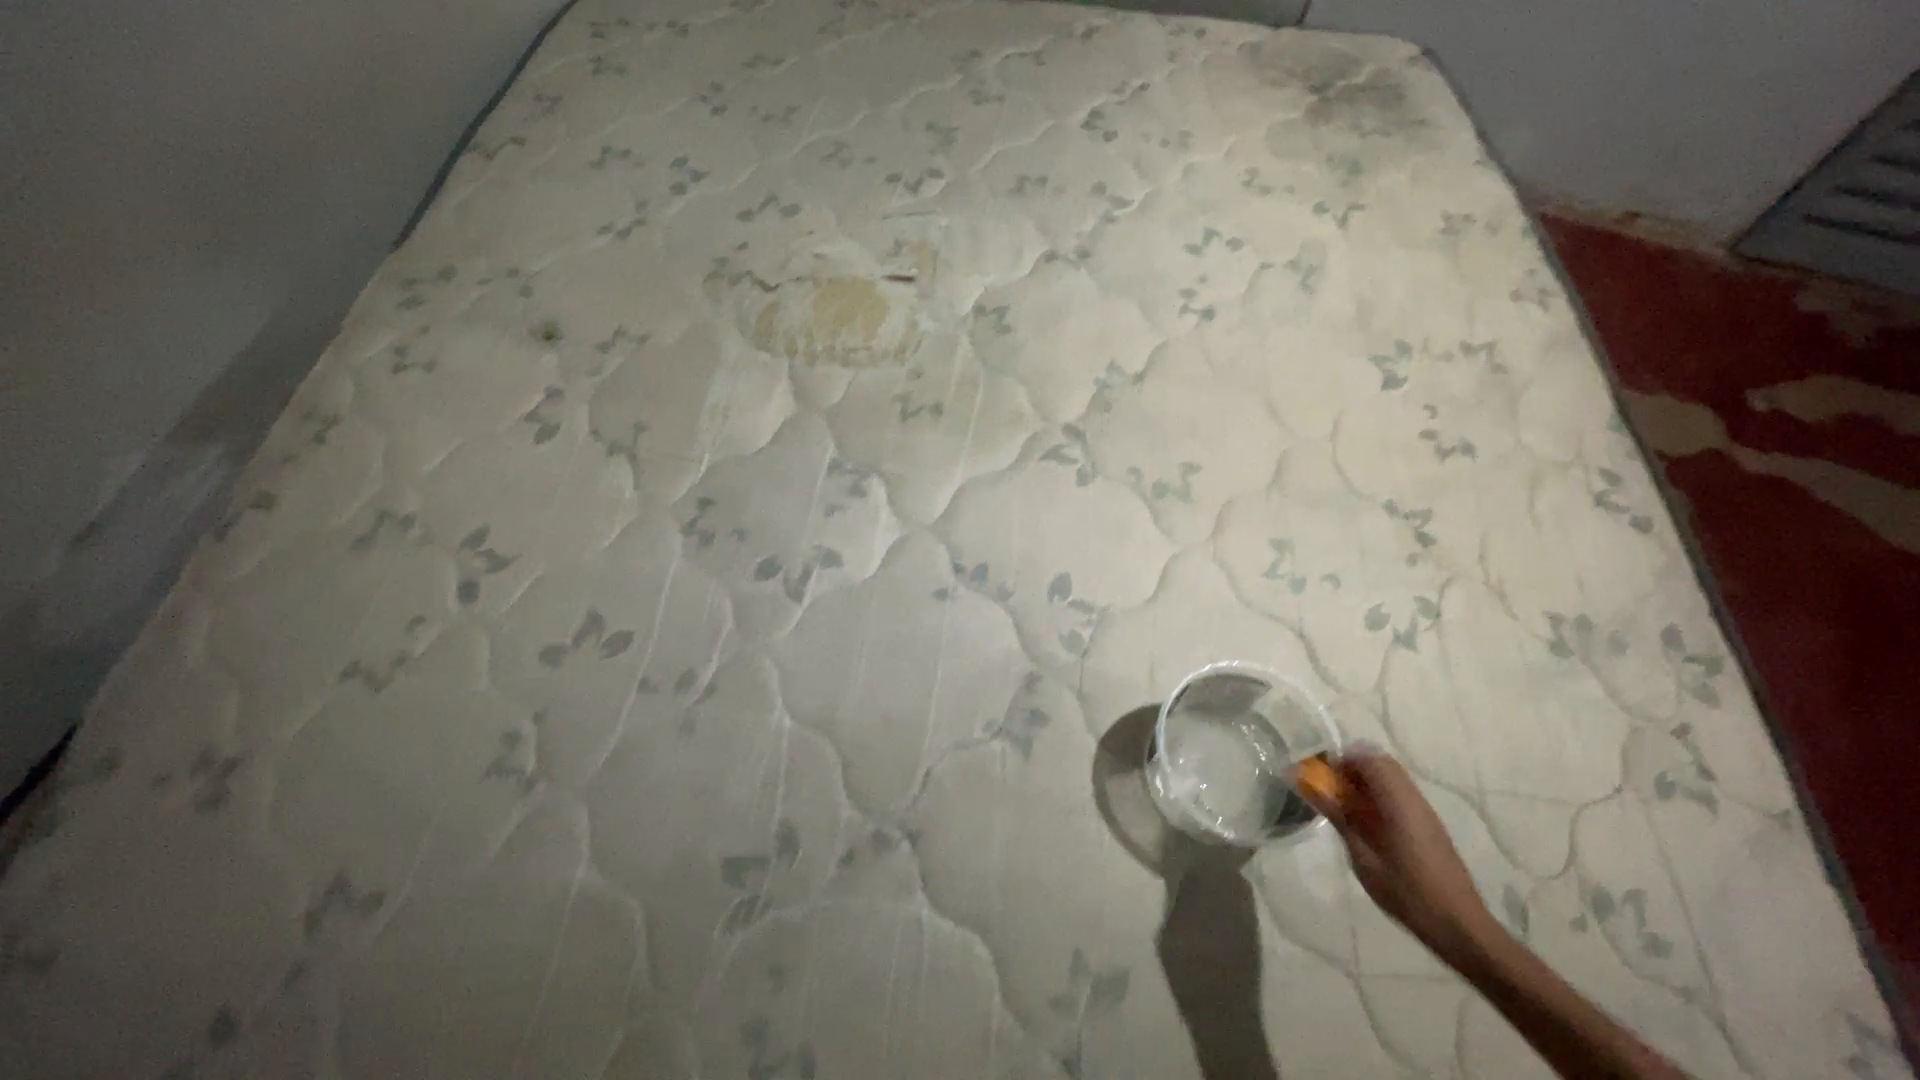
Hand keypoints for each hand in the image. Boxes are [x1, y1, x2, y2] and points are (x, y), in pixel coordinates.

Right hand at [1299, 749, 1498, 955]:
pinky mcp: (1429, 824)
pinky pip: (1400, 794)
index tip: (1321, 777)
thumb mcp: (1364, 858)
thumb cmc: (1407, 893)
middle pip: (1381, 763)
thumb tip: (1311, 788)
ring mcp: (1425, 811)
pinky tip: (1367, 825)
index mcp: (1399, 804)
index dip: (1341, 760)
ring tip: (1345, 809)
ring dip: (1365, 782)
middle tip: (1330, 791)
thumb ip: (1340, 818)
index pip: (1369, 759)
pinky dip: (1378, 796)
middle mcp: (1414, 800)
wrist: (1458, 924)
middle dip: (1352, 768)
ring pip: (1392, 777)